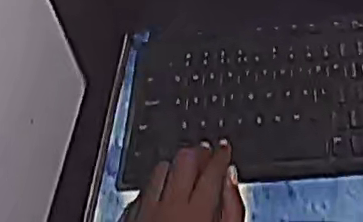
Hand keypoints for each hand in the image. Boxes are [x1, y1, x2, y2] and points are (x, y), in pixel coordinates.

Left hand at [128, 142, 242, 221]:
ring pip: (161, 168)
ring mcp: (146, 210)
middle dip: (198, 152)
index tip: (225, 147)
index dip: (222, 154)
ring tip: (185, 171)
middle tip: (207, 154)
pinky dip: (157, 186)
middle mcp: (169, 205)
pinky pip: (144, 189)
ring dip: (175, 166)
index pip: (213, 170)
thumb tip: (231, 178)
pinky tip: (163, 192)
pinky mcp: (129, 216)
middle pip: (185, 158)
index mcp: (197, 212)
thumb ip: (233, 211)